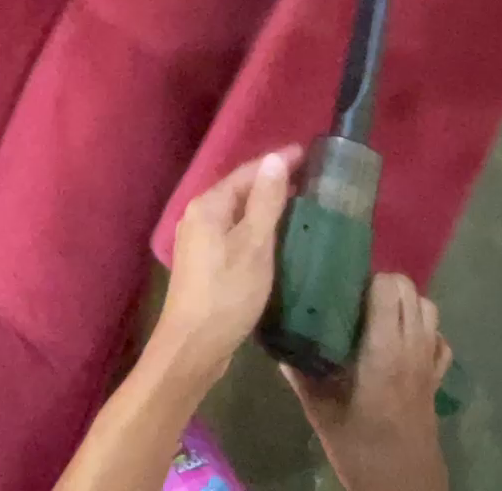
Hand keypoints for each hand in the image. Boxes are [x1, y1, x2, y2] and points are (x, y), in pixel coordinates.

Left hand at [147, 145, 303, 384]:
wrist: (193, 347)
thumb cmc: (226, 293)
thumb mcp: (253, 245)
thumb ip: (264, 202)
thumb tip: (273, 160)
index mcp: (207, 206)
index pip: (246, 173)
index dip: (276, 162)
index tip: (307, 154)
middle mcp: (197, 216)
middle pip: (239, 190)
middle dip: (271, 182)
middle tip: (308, 177)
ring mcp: (198, 240)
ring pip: (236, 212)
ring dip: (264, 205)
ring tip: (298, 202)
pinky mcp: (204, 262)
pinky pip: (234, 232)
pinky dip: (255, 227)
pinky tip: (275, 235)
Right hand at [283, 274, 452, 490]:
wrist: (404, 489)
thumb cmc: (360, 448)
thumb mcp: (320, 410)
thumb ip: (299, 372)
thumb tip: (278, 340)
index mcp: (383, 350)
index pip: (388, 288)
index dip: (367, 279)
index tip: (342, 286)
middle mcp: (411, 347)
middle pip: (409, 289)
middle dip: (382, 284)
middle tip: (354, 298)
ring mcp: (429, 363)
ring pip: (428, 307)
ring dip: (404, 302)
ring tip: (376, 314)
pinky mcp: (437, 379)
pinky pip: (438, 338)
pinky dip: (423, 330)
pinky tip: (400, 340)